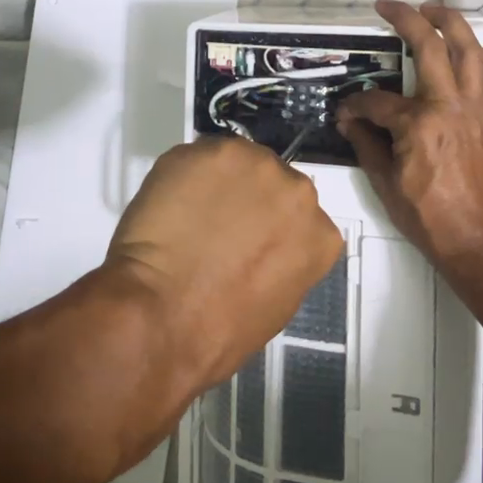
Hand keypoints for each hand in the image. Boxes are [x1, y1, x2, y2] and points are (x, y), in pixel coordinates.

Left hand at [105, 136, 343, 386]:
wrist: (162, 315)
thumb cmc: (220, 331)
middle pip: (271, 182)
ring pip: (234, 164)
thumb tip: (260, 245)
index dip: (268, 227)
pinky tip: (168, 210)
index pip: (298, 217)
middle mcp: (295, 189)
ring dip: (216, 184)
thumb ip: (283, 261)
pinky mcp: (205, 151)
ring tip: (188, 219)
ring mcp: (251, 163)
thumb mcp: (276, 304)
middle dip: (248, 199)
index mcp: (319, 233)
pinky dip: (181, 179)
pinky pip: (194, 160)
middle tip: (216, 229)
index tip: (248, 242)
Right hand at [336, 0, 482, 274]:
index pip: (376, 100)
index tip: (346, 115)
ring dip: (453, 23)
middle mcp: (449, 105)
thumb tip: (350, 119)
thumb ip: (366, 142)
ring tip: (434, 8)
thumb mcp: (383, 181)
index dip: (356, 105)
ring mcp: (476, 110)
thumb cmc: (425, 215)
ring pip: (470, 52)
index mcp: (417, 123)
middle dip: (407, 19)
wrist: (474, 240)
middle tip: (388, 6)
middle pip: (430, 46)